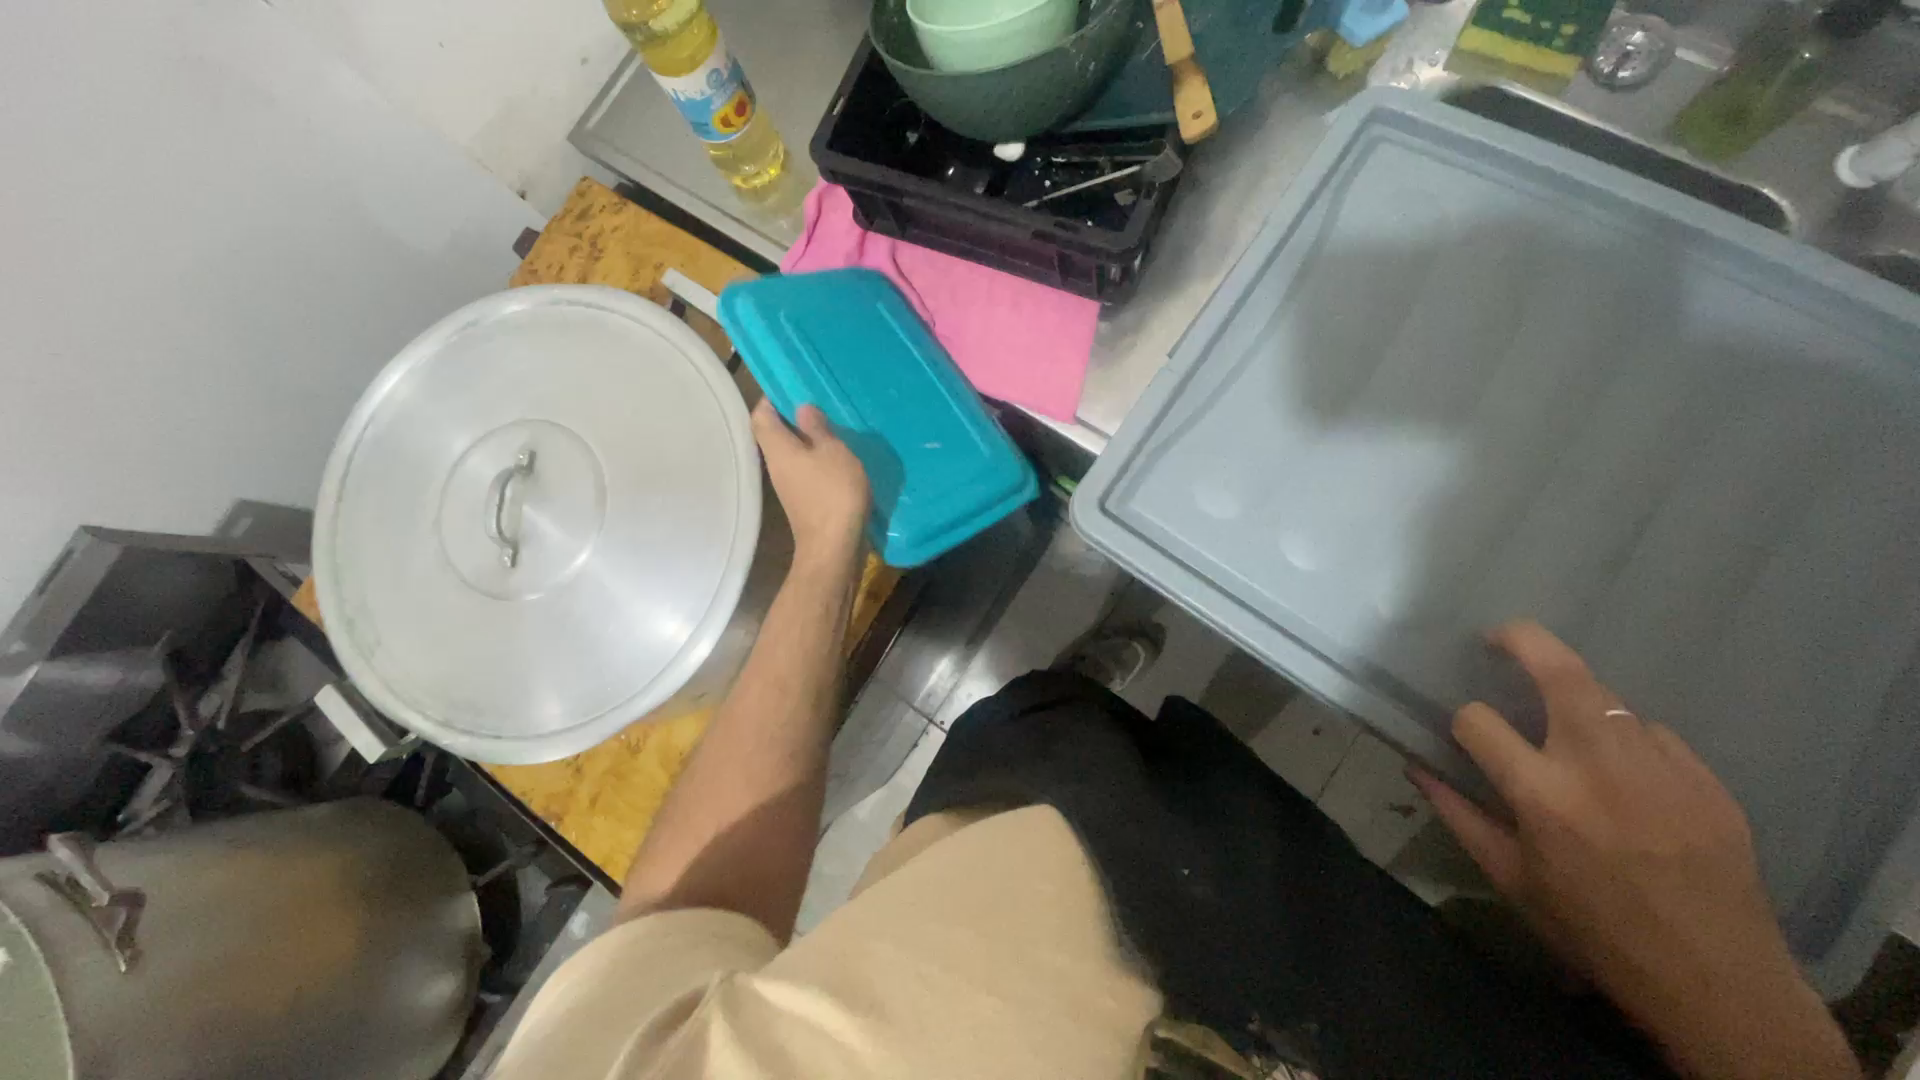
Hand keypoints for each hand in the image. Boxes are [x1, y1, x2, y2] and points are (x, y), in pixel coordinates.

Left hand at [752, 400, 869, 567]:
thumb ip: (818, 429)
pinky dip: (816, 460)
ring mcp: (789, 486)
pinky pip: (805, 470)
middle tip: (817, 404)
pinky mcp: (803, 501)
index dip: (771, 398)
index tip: (792, 387)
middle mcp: (777, 466)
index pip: (761, 415)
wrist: (833, 547)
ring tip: (831, 427)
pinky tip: (837, 457)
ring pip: (791, 453)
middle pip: (774, 435)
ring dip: (807, 440)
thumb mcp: (834, 452)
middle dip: (792, 418)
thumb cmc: (834, 493)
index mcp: (778, 449)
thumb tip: (801, 409)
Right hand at [1412, 621, 1856, 1079]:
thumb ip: (1459, 814)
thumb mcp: (1510, 880)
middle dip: (1522, 640)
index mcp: (1541, 796)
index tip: (1465, 736)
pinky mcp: (1705, 778)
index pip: (1477, 720)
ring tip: (1559, 712)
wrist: (1714, 978)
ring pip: (1606, 696)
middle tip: (1499, 637)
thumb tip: (1416, 765)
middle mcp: (1598, 766)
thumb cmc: (1593, 930)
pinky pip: (1651, 734)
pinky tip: (1623, 772)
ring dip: (1573, 694)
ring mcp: (1660, 766)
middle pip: (1558, 672)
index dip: (1461, 721)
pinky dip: (1624, 738)